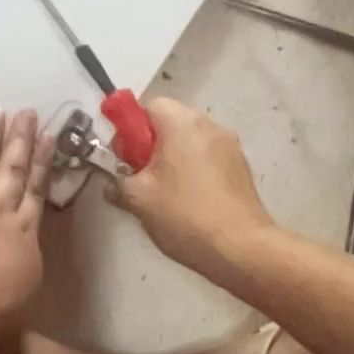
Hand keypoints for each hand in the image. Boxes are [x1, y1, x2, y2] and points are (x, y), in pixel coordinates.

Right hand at [111, 98, 274, 281]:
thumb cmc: (185, 215)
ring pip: (190, 140)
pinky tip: (189, 200)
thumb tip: (113, 182)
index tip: (125, 158)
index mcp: (182, 123)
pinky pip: (208, 156)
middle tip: (141, 177)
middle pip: (170, 121)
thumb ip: (118, 182)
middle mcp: (209, 124)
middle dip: (151, 145)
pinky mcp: (241, 166)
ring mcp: (230, 145)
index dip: (130, 128)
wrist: (240, 248)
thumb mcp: (138, 199)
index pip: (148, 105)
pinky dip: (194, 169)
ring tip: (165, 192)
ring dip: (173, 158)